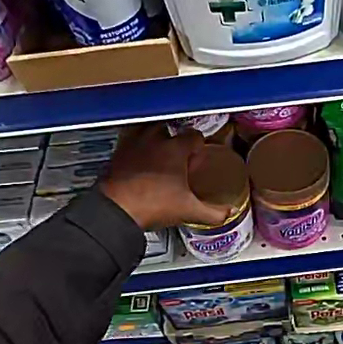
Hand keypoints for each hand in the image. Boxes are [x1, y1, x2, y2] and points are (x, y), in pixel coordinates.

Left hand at [97, 123, 227, 229]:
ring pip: (147, 130)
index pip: (194, 136)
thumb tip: (226, 213)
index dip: (199, 147)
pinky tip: (138, 164)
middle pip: (171, 130)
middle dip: (176, 140)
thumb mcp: (188, 211)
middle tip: (179, 157)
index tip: (197, 158)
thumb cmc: (150, 203)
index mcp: (175, 148)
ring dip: (154, 139)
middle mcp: (154, 140)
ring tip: (158, 156)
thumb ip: (212, 212)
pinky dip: (135, 148)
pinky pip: (129, 142)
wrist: (116, 210)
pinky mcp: (117, 154)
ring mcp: (133, 145)